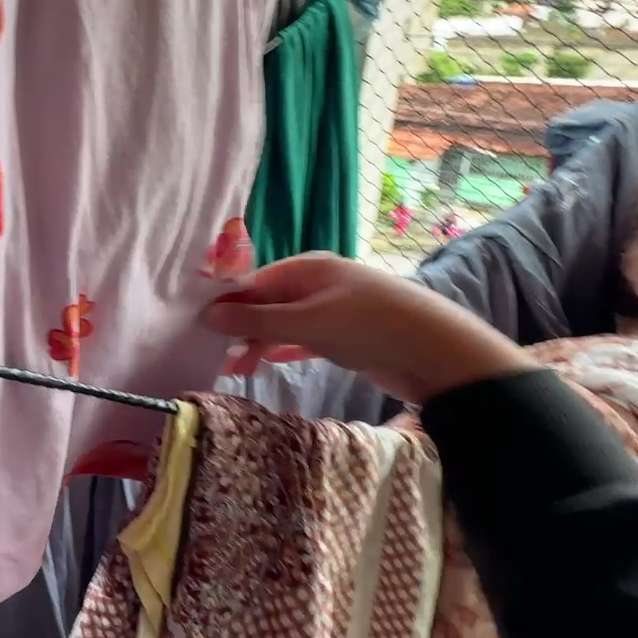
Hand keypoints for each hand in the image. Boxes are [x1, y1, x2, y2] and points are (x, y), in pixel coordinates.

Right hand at [200, 252, 536, 405]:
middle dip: (241, 329)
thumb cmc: (367, 325)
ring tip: (237, 370)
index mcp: (306, 268)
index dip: (226, 306)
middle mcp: (316, 284)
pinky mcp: (344, 335)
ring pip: (282, 324)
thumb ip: (256, 321)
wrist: (437, 352)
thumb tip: (208, 316)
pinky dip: (284, 349)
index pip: (252, 283)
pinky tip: (268, 363)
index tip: (200, 330)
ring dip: (259, 344)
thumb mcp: (305, 323)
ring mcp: (331, 309)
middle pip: (265, 304)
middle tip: (216, 357)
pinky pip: (302, 338)